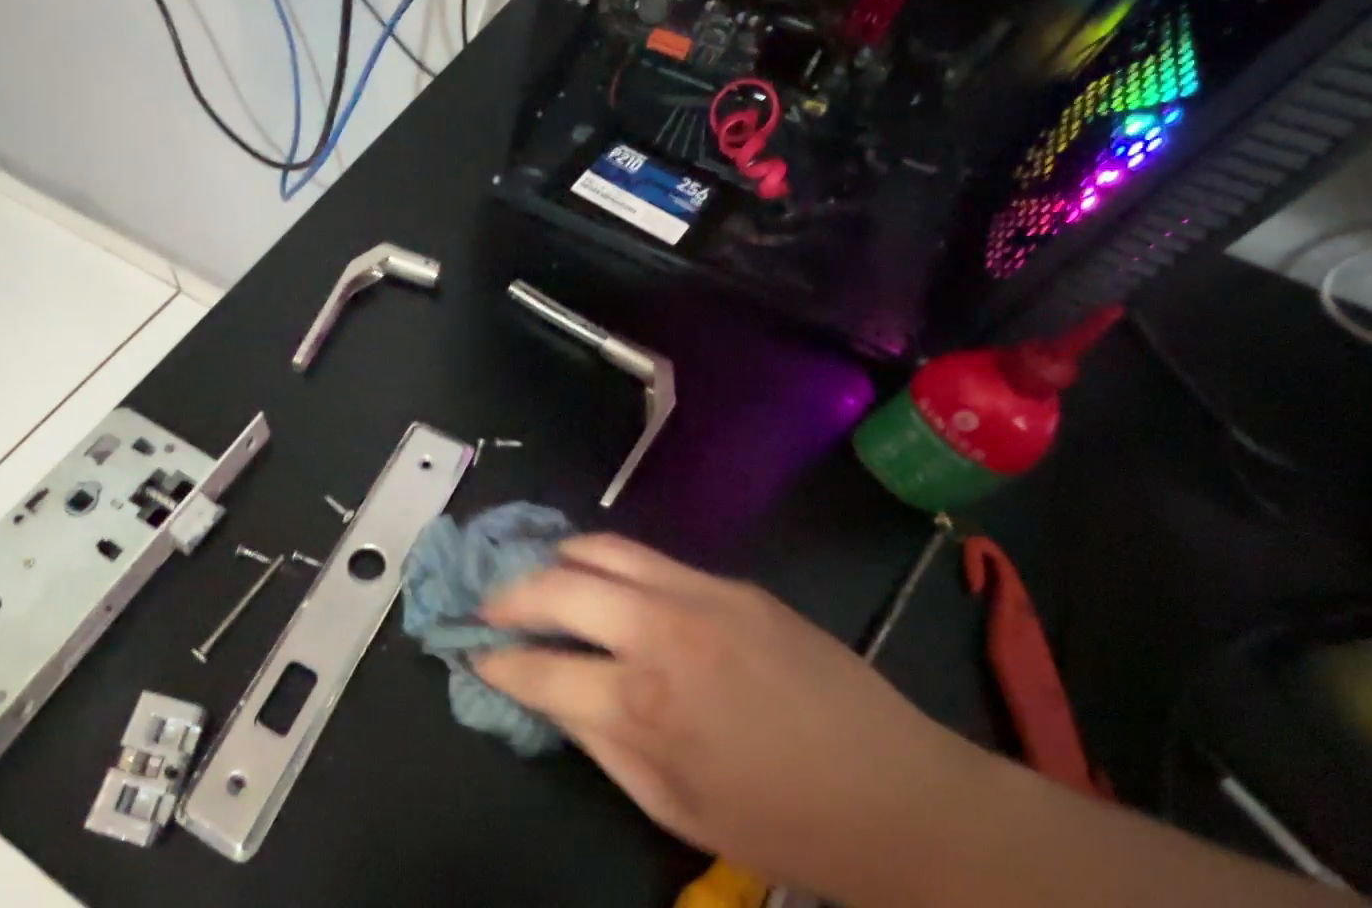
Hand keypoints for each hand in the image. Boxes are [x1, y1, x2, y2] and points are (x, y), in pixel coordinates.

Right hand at [474, 534, 987, 899]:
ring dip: (556, 560)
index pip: (536, 667)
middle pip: (556, 585)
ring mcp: (702, 595)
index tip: (473, 653)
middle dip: (507, 594)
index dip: (494, 660)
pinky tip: (606, 584)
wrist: (899, 794)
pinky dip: (610, 564)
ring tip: (538, 577)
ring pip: (602, 548)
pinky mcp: (735, 583)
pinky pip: (652, 558)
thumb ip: (596, 740)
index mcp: (642, 705)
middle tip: (488, 606)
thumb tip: (545, 693)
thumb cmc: (777, 822)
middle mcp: (662, 632)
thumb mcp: (669, 804)